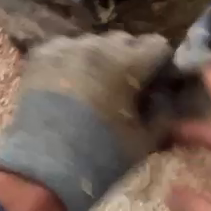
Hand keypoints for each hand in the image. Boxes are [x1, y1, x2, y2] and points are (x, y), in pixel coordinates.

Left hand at [0, 31, 174, 210]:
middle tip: (126, 87)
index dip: (161, 63)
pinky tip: (68, 85)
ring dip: (100, 59)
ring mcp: (67, 45)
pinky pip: (65, 48)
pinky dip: (71, 62)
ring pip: (93, 43)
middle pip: (124, 40)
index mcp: (128, 62)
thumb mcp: (144, 140)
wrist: (43, 171)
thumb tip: (169, 99)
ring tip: (94, 87)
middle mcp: (98, 44)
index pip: (157, 44)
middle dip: (130, 59)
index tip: (157, 81)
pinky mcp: (41, 53)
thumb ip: (164, 113)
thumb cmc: (101, 157)